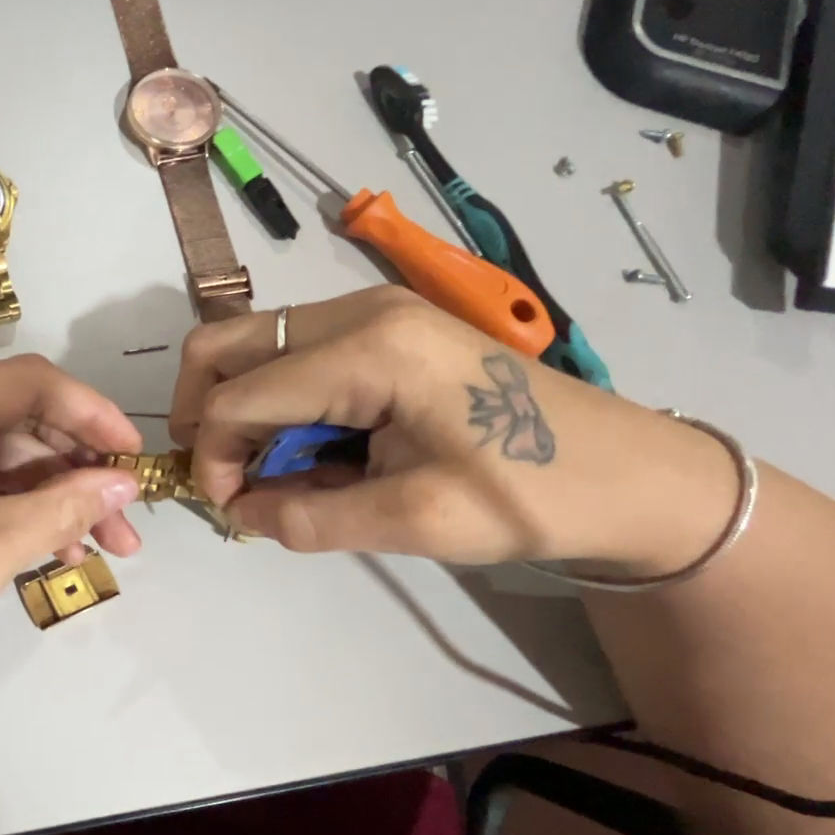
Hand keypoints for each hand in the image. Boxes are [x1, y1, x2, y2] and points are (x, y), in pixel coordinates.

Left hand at [0, 356, 144, 665]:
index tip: (135, 456)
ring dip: (58, 501)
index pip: (26, 384)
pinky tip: (66, 551)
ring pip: (6, 461)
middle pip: (18, 423)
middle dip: (78, 472)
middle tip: (127, 518)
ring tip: (111, 548)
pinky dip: (23, 515)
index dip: (89, 414)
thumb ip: (69, 505)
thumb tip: (125, 484)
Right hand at [172, 287, 735, 569]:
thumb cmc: (531, 496)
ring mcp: (371, 312)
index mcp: (369, 350)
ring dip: (238, 408)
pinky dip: (273, 402)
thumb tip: (237, 510)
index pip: (237, 396)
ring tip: (270, 468)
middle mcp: (359, 311)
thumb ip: (304, 517)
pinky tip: (307, 447)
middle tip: (222, 473)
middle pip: (223, 344)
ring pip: (250, 346)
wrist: (632, 475)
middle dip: (202, 414)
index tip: (229, 508)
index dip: (212, 457)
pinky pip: (290, 355)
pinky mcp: (382, 328)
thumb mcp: (411, 522)